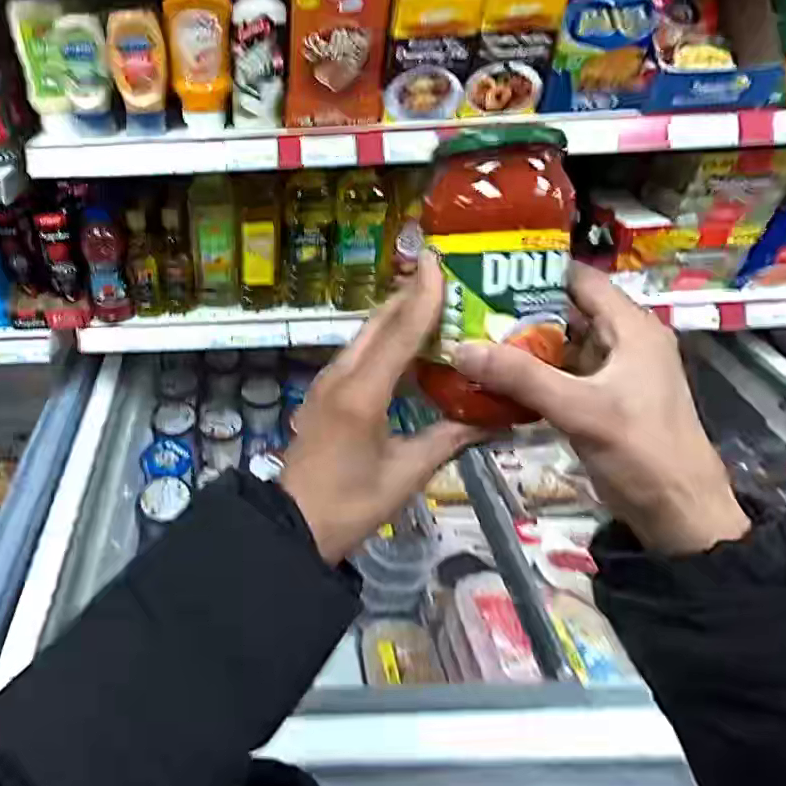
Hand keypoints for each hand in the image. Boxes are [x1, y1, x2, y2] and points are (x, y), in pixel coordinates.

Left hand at [282, 249, 487, 563]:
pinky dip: (383, 341)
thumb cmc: (351, 503)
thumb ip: (448, 439)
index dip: (422, 297)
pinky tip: (405, 346)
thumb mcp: (406, 473)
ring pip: (364, 337)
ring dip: (394, 317)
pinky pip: (357, 355)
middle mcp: (341, 377)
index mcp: (363, 393)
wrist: (293, 523)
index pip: (398, 333)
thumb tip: (492, 419)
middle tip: (442, 276)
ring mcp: (327, 383)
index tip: (438, 262)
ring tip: (431, 303)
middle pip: (377, 325)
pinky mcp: (324, 394)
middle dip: (407, 297)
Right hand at [451, 262, 748, 555]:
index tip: (486, 266)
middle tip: (465, 303)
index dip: (536, 268)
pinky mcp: (595, 397)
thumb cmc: (643, 451)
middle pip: (562, 309)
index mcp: (631, 328)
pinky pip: (554, 371)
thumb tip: (460, 348)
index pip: (580, 279)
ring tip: (468, 332)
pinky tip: (488, 373)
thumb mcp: (579, 409)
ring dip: (516, 340)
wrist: (678, 515)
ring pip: (554, 341)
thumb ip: (520, 376)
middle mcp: (620, 341)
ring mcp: (607, 371)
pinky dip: (524, 370)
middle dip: (515, 306)